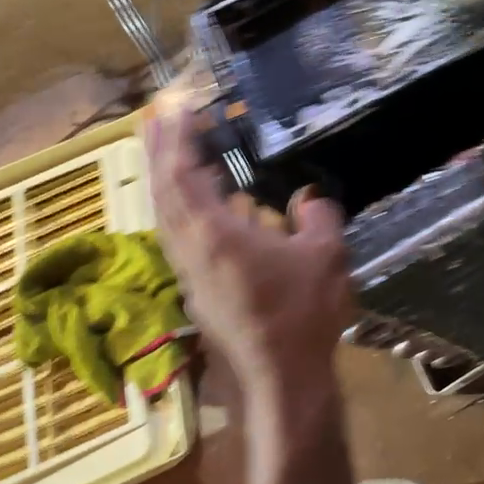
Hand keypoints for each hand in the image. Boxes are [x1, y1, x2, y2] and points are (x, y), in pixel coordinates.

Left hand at [143, 101, 351, 397]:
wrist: (282, 377)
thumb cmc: (303, 312)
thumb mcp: (325, 255)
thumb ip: (318, 217)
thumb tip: (307, 197)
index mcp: (216, 236)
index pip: (184, 178)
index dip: (177, 140)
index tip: (177, 107)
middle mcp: (191, 251)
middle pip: (163, 193)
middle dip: (159, 151)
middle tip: (158, 115)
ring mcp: (189, 274)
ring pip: (166, 217)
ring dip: (165, 179)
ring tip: (171, 151)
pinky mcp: (199, 292)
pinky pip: (179, 236)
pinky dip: (181, 207)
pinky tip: (201, 205)